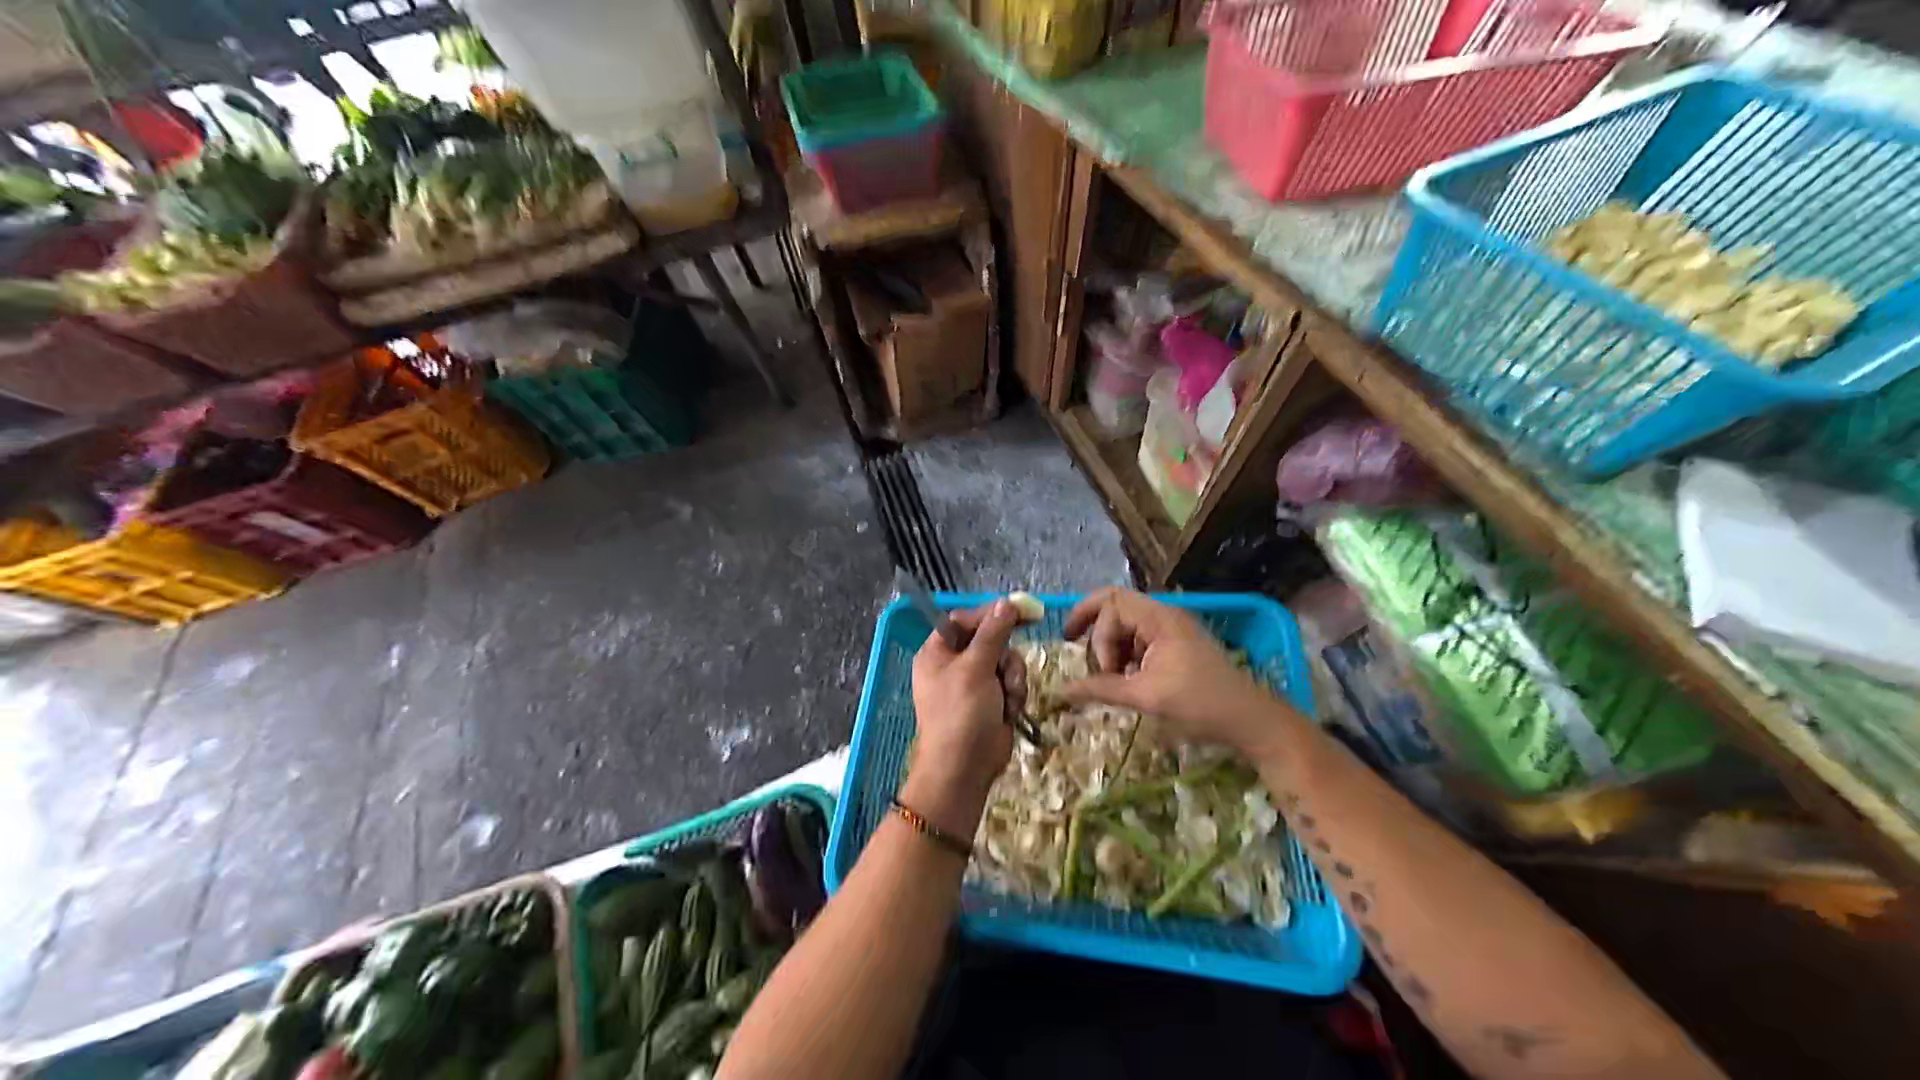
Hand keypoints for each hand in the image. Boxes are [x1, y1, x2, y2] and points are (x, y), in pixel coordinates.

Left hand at [904, 599, 1023, 837]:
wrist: (964, 767)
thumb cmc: (962, 712)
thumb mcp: (976, 667)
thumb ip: (993, 633)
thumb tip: (1006, 602)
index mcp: (938, 651)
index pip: (965, 619)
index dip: (990, 614)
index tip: (1019, 610)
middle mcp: (954, 664)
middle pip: (991, 639)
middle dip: (1004, 656)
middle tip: (1010, 667)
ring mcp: (974, 683)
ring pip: (1006, 662)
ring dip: (1012, 678)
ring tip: (1007, 698)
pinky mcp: (992, 701)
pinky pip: (1011, 683)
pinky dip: (1014, 695)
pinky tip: (1009, 711)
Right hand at [1062, 588, 1297, 754]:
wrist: (1251, 721)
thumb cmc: (1200, 705)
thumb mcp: (1146, 697)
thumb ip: (1102, 689)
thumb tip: (1061, 691)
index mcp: (1160, 619)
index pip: (1112, 600)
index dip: (1090, 622)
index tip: (1087, 658)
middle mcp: (1165, 617)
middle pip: (1116, 610)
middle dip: (1098, 637)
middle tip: (1094, 667)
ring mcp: (1172, 631)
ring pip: (1126, 627)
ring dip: (1111, 650)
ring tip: (1113, 679)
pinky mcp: (1177, 647)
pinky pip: (1140, 641)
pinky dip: (1126, 658)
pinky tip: (1128, 681)